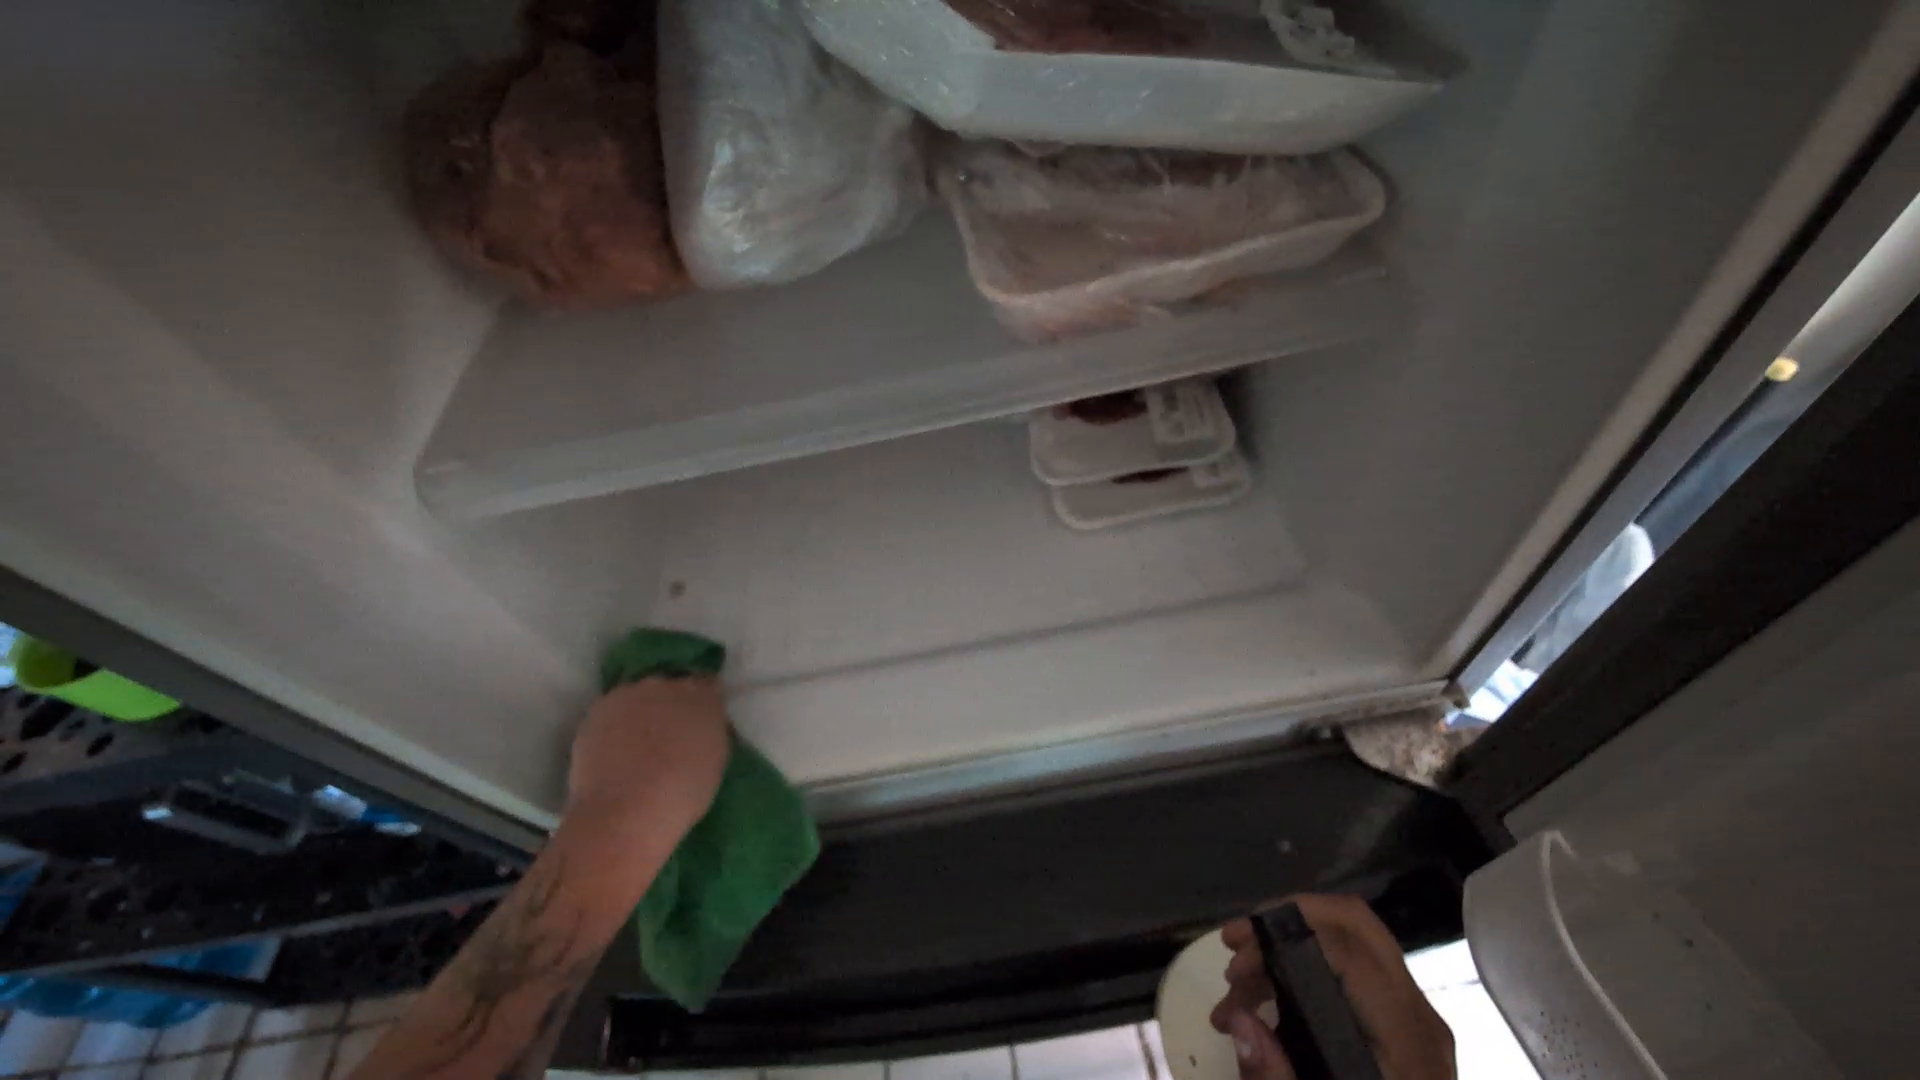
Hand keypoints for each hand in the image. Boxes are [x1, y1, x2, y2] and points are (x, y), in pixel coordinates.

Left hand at [565, 677, 729, 846]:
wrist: (624, 813)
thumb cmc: (683, 793)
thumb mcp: (716, 759)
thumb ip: (711, 730)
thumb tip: (704, 725)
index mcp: (703, 695)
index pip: (708, 685)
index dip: (705, 703)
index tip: (703, 722)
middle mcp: (664, 684)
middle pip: (670, 687)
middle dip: (672, 706)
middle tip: (672, 737)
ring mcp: (626, 695)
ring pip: (638, 698)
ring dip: (642, 715)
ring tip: (639, 748)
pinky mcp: (595, 712)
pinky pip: (612, 714)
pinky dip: (615, 728)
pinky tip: (616, 755)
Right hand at [1209, 895, 1454, 1079]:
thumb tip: (1239, 1021)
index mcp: (1406, 1040)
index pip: (1347, 948)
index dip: (1282, 934)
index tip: (1233, 961)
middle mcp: (1418, 1018)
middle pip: (1355, 925)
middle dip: (1284, 918)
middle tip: (1232, 945)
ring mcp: (1413, 1023)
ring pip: (1349, 943)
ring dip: (1285, 949)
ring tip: (1236, 994)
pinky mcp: (1401, 1034)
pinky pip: (1352, 974)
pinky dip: (1302, 972)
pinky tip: (1265, 1009)